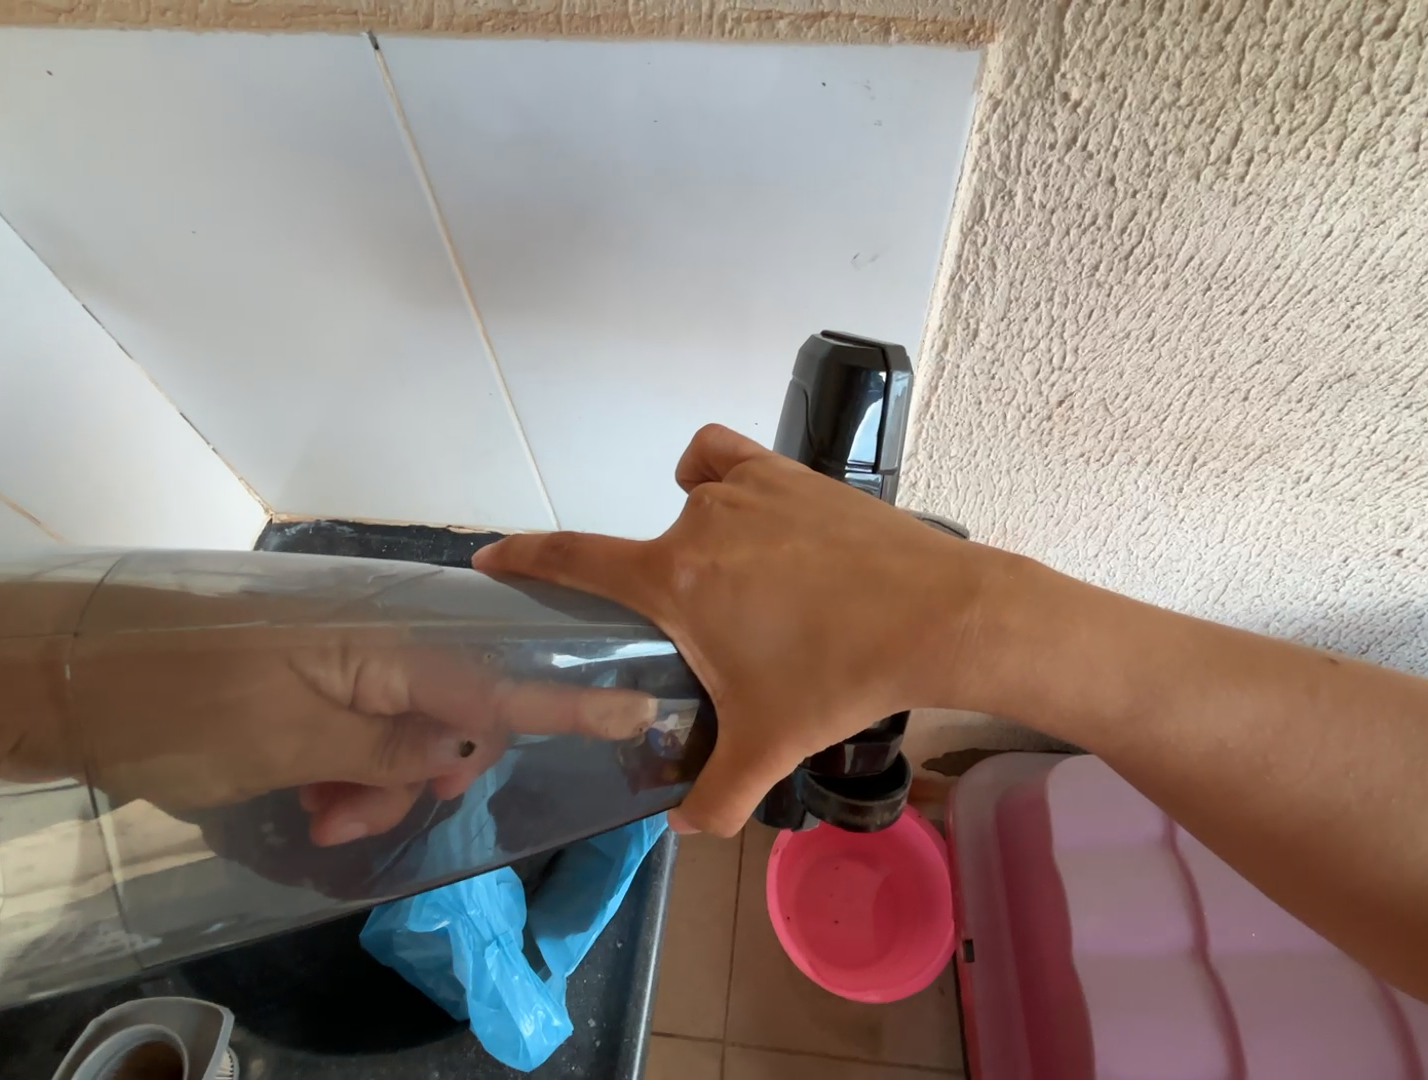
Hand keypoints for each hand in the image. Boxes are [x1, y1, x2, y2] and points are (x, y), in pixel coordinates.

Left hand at [65, 629, 658, 845]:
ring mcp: (352, 664)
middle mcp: (383, 648)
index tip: (634, 708)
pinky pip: (372, 734)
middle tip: (359, 818)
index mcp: (386, 648)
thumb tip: (471, 746)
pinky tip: (313, 797)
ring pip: (412, 736)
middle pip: (456, 717)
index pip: (495, 682)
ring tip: (320, 814)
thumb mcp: (286, 742)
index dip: (566, 701)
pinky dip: (354, 774)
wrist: (51, 676)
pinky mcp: (324, 683)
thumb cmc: (171, 708)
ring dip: (380, 786)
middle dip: (427, 776)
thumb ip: (389, 744)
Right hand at [474, 424, 1001, 834]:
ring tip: (734, 578)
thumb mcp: (767, 746)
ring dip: (693, 539)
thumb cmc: (841, 677)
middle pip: (648, 552)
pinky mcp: (788, 472)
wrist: (936, 617)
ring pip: (688, 502)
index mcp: (675, 579)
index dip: (525, 558)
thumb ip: (716, 798)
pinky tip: (732, 502)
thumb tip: (686, 830)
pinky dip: (711, 473)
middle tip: (709, 635)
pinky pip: (722, 458)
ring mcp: (745, 488)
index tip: (492, 559)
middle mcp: (698, 521)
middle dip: (661, 596)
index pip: (575, 560)